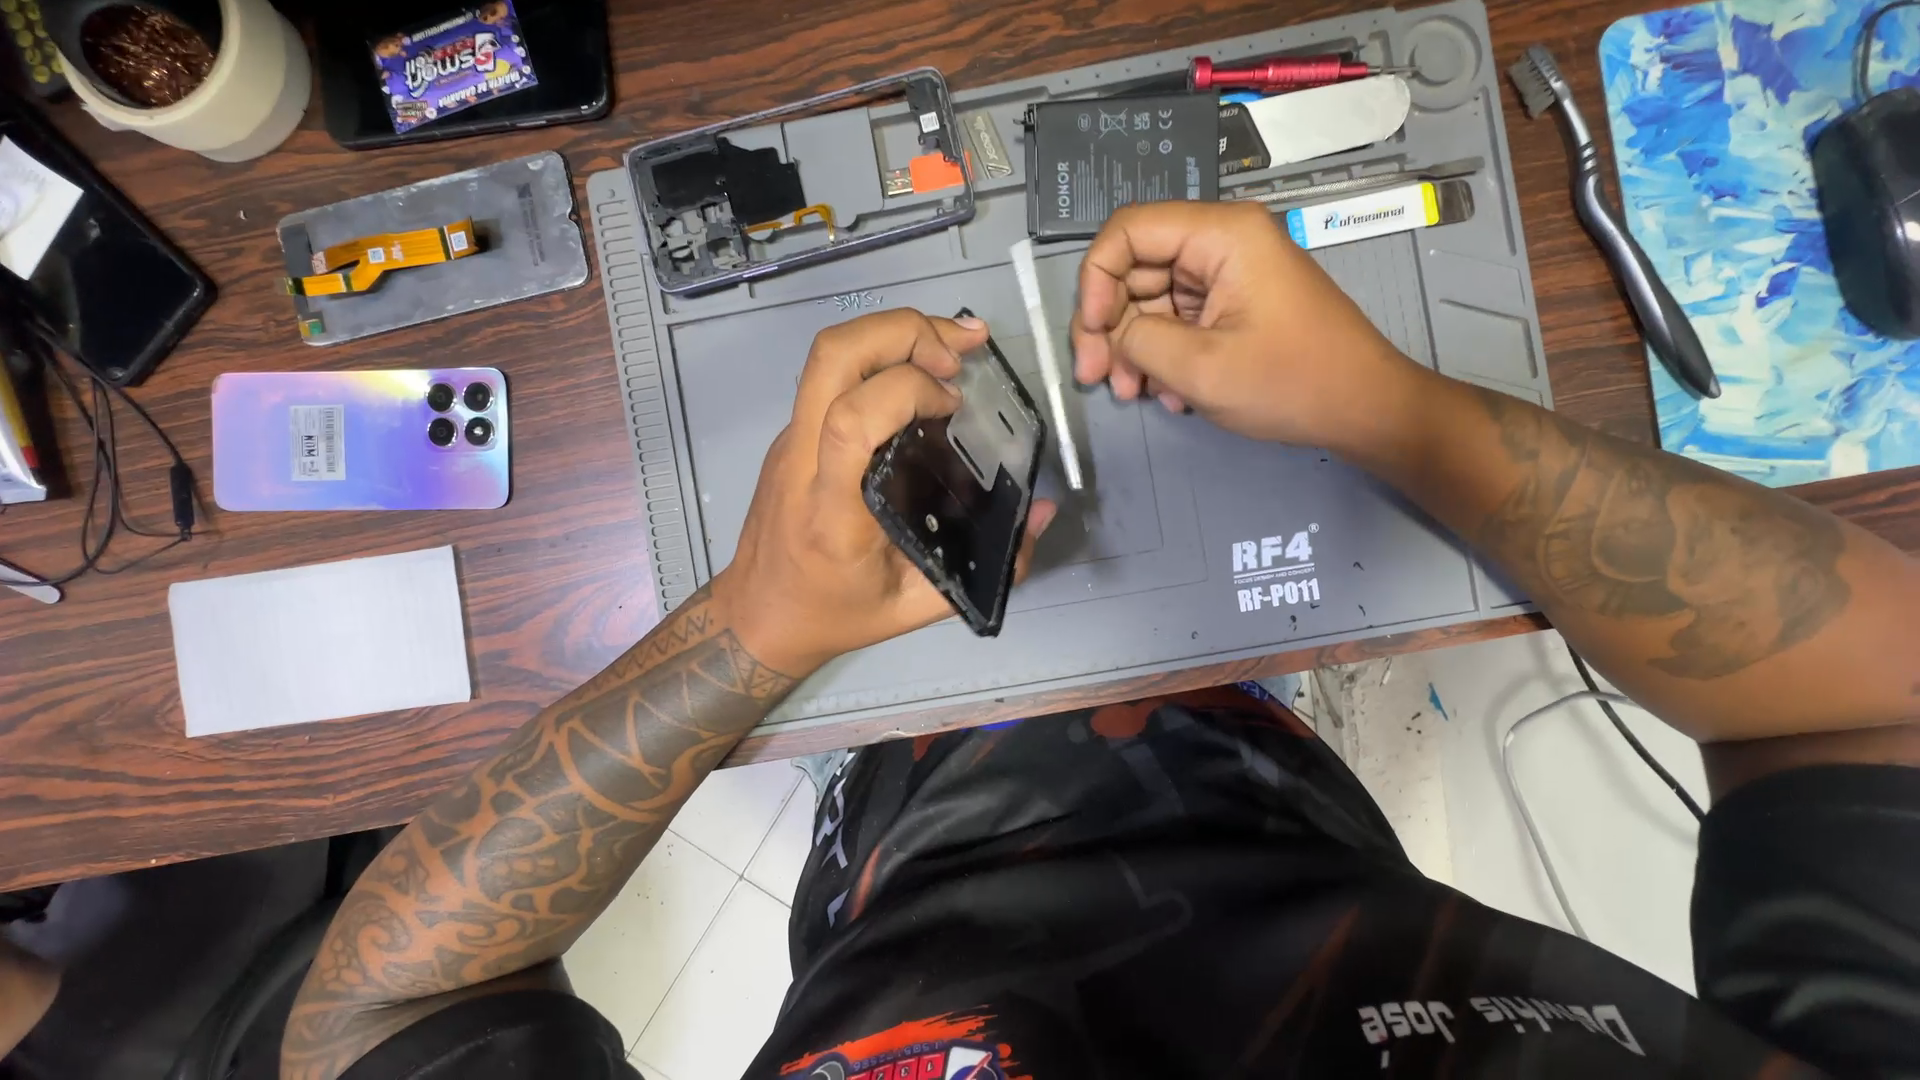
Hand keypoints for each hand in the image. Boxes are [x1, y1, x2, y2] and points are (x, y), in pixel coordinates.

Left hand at [712, 310, 1056, 675]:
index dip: (906, 389)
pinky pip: (830, 376)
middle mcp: (802, 462)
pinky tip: (920, 375)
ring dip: (892, 333)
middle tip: (961, 350)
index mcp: (832, 511)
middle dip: (903, 330)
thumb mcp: (918, 605)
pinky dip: (880, 356)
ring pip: (826, 355)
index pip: (850, 422)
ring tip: (951, 349)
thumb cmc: (835, 615)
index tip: (954, 404)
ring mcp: (790, 442)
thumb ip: (990, 568)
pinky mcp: (792, 435)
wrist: (758, 616)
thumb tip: (1042, 513)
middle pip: (832, 357)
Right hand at [1071, 201, 1422, 448]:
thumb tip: (1110, 333)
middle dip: (1109, 325)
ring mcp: (1226, 275)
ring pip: (1150, 300)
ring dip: (1133, 348)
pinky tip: (1168, 393)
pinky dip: (1161, 355)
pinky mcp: (1230, 305)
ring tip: (1135, 394)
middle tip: (1098, 377)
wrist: (1362, 408)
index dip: (1095, 281)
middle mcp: (1220, 244)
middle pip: (1134, 268)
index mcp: (1221, 235)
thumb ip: (1139, 340)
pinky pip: (1175, 320)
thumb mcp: (1201, 367)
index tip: (1092, 335)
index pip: (1128, 231)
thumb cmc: (1291, 383)